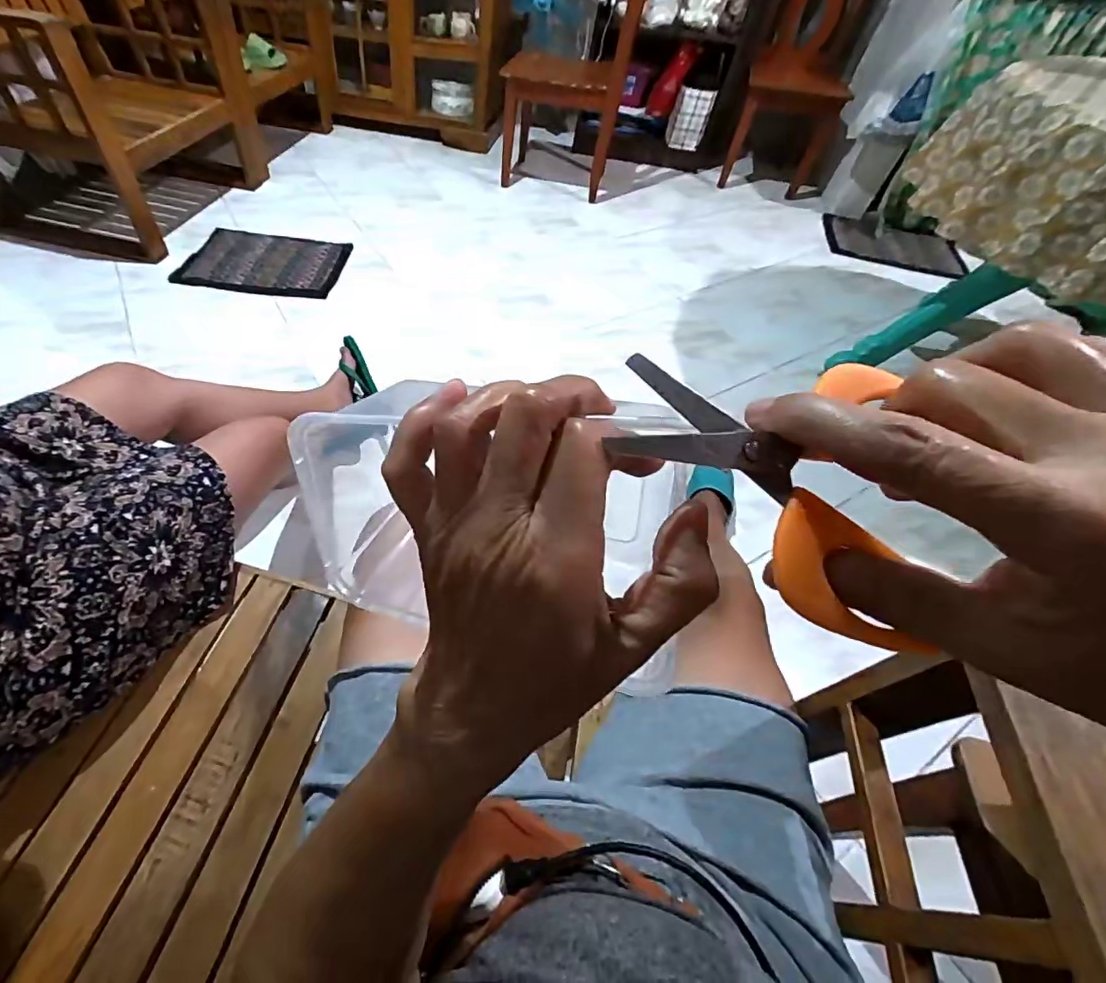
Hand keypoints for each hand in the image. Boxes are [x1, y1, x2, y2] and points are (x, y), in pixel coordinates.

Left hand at [381, 377, 717, 793]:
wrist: (472, 712)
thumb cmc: (557, 679)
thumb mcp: (637, 645)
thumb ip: (683, 581)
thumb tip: (699, 507)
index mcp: (557, 559)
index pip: (581, 451)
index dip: (618, 433)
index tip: (639, 457)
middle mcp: (498, 529)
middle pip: (522, 418)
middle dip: (569, 393)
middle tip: (598, 410)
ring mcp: (451, 524)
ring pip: (463, 426)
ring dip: (507, 395)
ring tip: (544, 406)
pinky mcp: (424, 528)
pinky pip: (406, 462)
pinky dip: (424, 420)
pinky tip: (458, 401)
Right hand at [749, 324, 1105, 797]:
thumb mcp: (996, 651)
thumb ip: (893, 592)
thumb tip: (812, 548)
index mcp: (1073, 531)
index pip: (918, 453)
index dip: (827, 426)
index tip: (767, 414)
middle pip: (957, 387)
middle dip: (886, 413)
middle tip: (864, 453)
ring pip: (1023, 348)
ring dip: (953, 381)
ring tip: (939, 429)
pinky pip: (1092, 353)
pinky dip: (1024, 368)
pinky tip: (1009, 407)